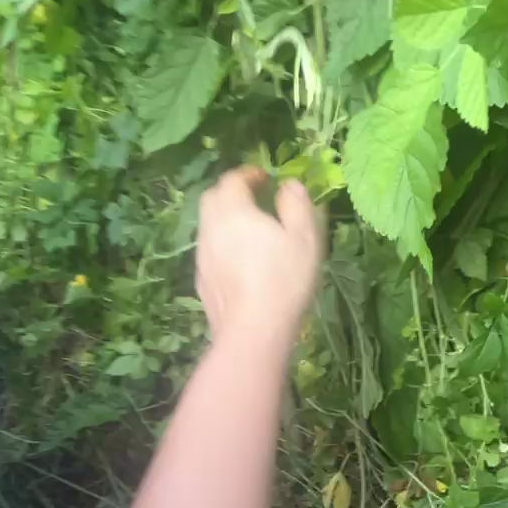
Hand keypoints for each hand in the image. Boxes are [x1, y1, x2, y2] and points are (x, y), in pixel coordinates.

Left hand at [196, 166, 322, 349]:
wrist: (253, 332)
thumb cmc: (284, 281)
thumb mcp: (304, 237)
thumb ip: (297, 204)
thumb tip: (288, 185)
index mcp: (234, 211)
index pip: (232, 179)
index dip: (248, 174)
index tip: (265, 179)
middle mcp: (211, 230)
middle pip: (212, 199)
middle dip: (230, 194)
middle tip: (253, 201)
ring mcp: (202, 258)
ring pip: (208, 228)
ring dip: (224, 223)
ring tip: (248, 234)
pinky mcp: (202, 284)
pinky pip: (209, 255)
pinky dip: (221, 249)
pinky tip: (239, 266)